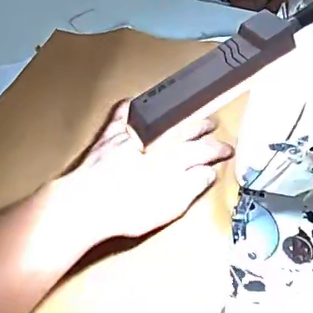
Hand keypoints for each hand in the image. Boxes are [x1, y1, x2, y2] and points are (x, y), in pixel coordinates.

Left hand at [49, 100, 233, 244]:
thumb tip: (208, 172)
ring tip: (187, 112)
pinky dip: (133, 107)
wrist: (85, 204)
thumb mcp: (169, 207)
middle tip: (212, 125)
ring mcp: (131, 136)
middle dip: (202, 127)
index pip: (204, 150)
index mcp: (173, 159)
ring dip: (177, 114)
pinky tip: (138, 103)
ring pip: (161, 118)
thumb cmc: (126, 210)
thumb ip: (192, 186)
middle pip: (186, 129)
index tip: (227, 151)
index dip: (219, 150)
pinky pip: (123, 114)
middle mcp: (155, 142)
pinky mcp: (109, 136)